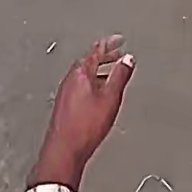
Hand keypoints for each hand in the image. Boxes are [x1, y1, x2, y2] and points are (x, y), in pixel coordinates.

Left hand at [29, 36, 134, 191]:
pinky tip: (98, 91)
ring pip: (85, 73)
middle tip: (117, 51)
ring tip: (112, 70)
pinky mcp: (64, 105)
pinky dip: (92, 81)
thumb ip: (120, 76)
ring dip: (99, 69)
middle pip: (89, 60)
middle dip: (105, 55)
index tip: (119, 39)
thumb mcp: (110, 98)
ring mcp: (65, 93)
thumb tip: (128, 59)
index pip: (96, 50)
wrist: (63, 153)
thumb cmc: (83, 128)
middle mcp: (70, 80)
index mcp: (80, 73)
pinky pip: (80, 85)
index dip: (110, 43)